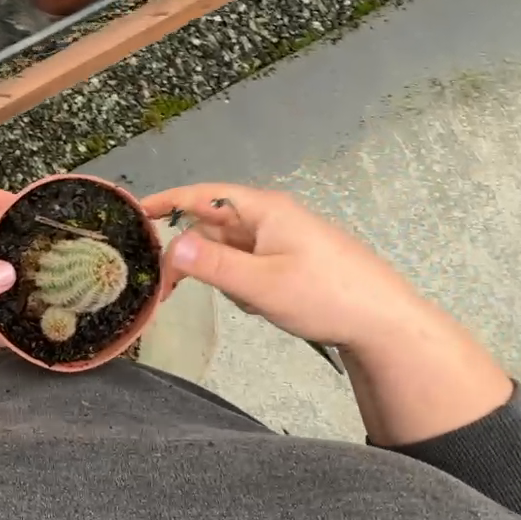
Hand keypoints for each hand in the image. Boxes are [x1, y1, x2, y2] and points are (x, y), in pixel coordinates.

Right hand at [141, 183, 432, 350]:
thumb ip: (212, 264)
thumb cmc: (324, 296)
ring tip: (241, 300)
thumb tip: (170, 245)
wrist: (386, 324)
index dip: (166, 201)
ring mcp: (282, 239)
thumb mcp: (260, 284)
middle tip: (167, 286)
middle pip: (212, 224)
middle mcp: (271, 218)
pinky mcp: (291, 261)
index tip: (134, 213)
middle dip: (191, 252)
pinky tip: (259, 303)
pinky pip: (248, 263)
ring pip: (229, 248)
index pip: (203, 195)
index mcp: (264, 210)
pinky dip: (241, 281)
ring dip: (221, 272)